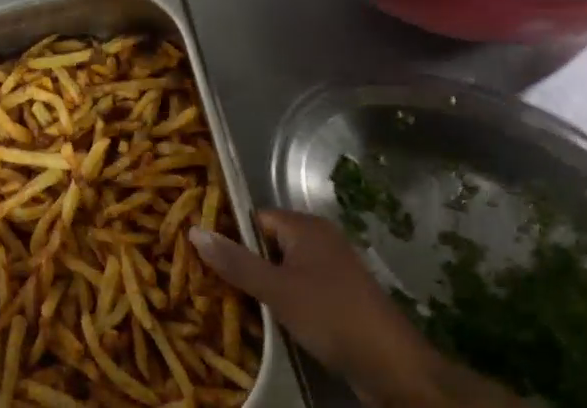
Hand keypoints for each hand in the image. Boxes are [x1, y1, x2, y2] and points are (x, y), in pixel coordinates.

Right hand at [191, 212, 520, 407]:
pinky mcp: (338, 299)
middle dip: (242, 264)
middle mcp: (319, 240)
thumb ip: (235, 261)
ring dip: (260, 287)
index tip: (202, 256)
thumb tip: (193, 230)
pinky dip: (280, 303)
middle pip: (267, 244)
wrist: (392, 367)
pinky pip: (297, 290)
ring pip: (281, 270)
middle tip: (210, 284)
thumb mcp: (276, 290)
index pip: (254, 218)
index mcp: (305, 226)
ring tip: (229, 305)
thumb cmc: (331, 316)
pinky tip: (263, 322)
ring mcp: (331, 271)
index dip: (229, 235)